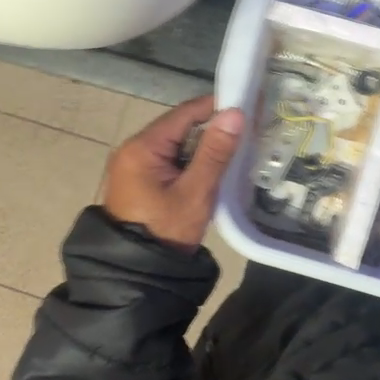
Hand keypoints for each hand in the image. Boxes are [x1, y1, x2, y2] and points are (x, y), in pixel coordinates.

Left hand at [102, 95, 244, 251]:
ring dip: (202, 146)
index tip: (246, 106)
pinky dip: (190, 161)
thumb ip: (215, 152)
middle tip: (246, 132)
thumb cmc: (166, 230)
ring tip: (235, 149)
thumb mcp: (195, 192)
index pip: (184, 113)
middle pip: (179, 127)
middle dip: (211, 128)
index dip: (215, 107)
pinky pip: (169, 160)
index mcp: (142, 147)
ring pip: (176, 144)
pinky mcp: (140, 181)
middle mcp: (133, 149)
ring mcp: (134, 165)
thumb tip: (235, 113)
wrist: (137, 273)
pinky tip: (212, 169)